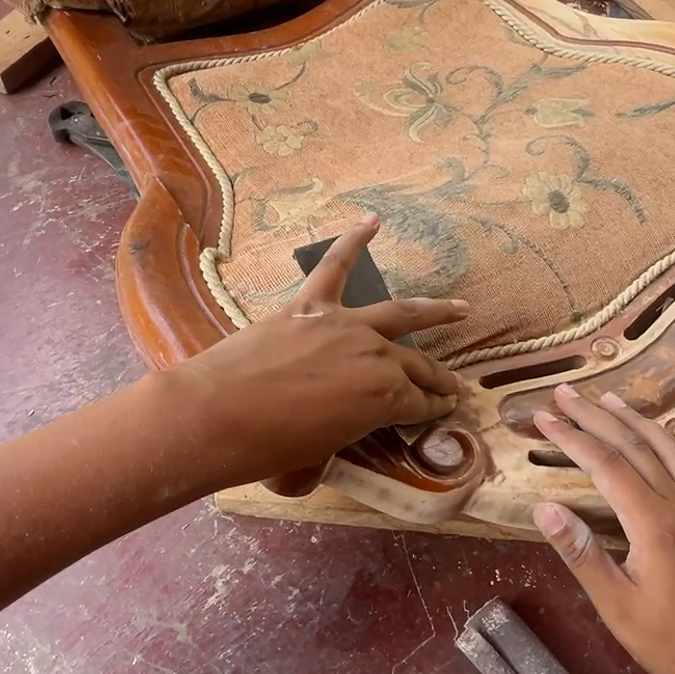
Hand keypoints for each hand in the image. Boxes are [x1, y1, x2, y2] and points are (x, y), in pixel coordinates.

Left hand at [168, 215, 467, 490]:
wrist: (214, 415)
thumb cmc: (267, 448)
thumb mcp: (323, 451)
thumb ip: (351, 430)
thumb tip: (356, 420)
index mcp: (383, 398)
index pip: (418, 403)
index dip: (433, 409)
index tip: (445, 409)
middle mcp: (375, 355)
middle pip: (416, 365)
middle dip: (439, 378)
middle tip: (454, 386)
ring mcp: (344, 325)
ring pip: (399, 313)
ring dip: (433, 310)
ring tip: (460, 308)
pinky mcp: (310, 306)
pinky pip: (335, 266)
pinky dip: (353, 242)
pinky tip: (373, 221)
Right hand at [530, 386, 674, 673]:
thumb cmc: (663, 641)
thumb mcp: (613, 603)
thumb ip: (580, 552)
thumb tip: (544, 507)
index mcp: (652, 524)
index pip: (604, 465)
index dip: (571, 438)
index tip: (543, 417)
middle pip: (634, 448)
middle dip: (595, 417)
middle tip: (564, 393)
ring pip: (671, 451)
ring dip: (639, 421)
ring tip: (610, 399)